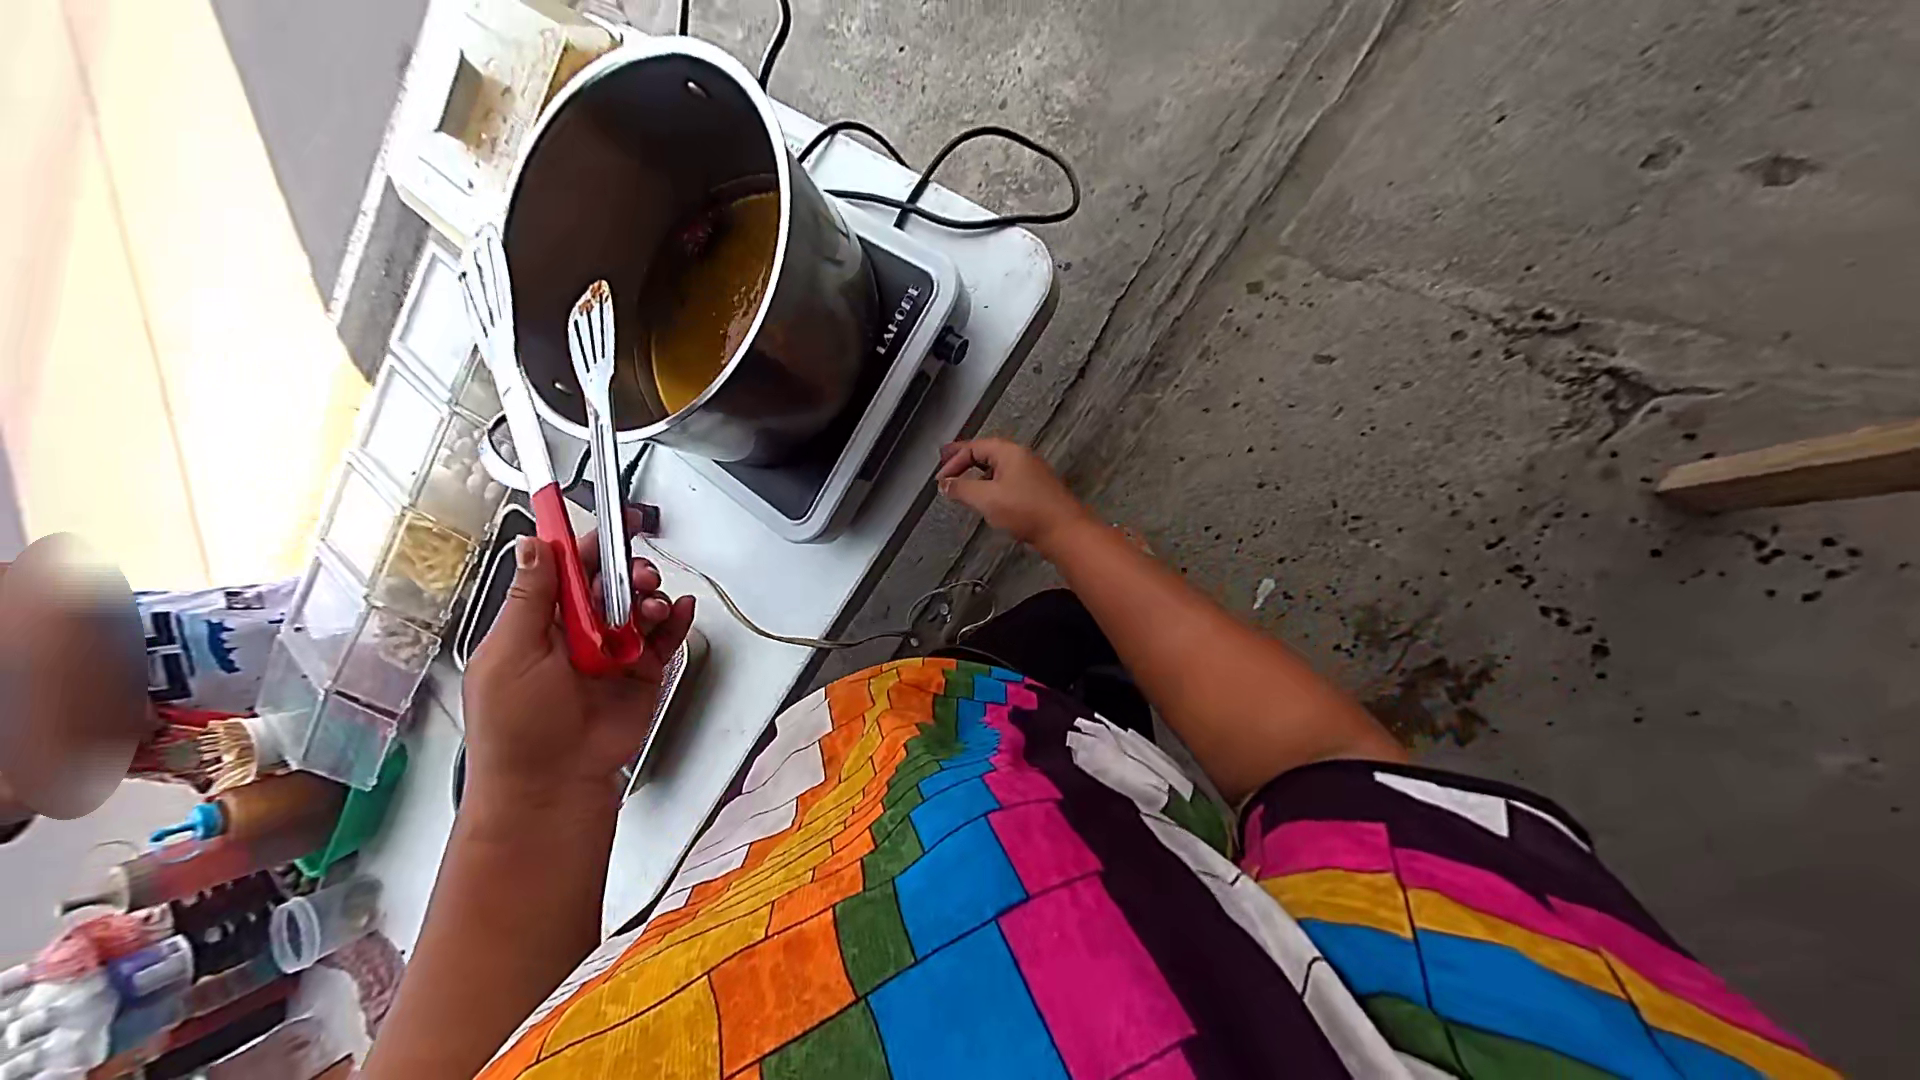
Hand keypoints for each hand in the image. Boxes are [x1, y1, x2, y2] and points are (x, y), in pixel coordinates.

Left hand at [462, 516, 694, 810]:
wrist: (554, 782)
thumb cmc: (518, 729)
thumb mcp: (511, 653)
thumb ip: (530, 597)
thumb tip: (533, 546)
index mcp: (538, 622)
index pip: (565, 568)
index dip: (587, 540)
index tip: (612, 520)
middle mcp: (577, 631)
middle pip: (610, 581)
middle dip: (627, 570)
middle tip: (634, 577)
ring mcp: (612, 650)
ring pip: (640, 603)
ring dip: (651, 596)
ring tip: (650, 608)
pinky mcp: (642, 670)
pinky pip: (665, 635)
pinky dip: (677, 619)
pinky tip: (679, 611)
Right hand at [936, 438, 1092, 548]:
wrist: (1064, 532)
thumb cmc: (1029, 511)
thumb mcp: (986, 499)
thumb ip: (961, 489)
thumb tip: (946, 484)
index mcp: (1009, 452)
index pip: (973, 448)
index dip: (953, 462)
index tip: (941, 479)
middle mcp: (1021, 458)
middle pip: (985, 453)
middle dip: (963, 460)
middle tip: (946, 465)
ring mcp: (1030, 474)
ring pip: (996, 468)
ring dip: (976, 474)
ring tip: (962, 485)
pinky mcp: (1035, 491)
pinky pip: (1006, 481)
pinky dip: (990, 485)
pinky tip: (986, 499)